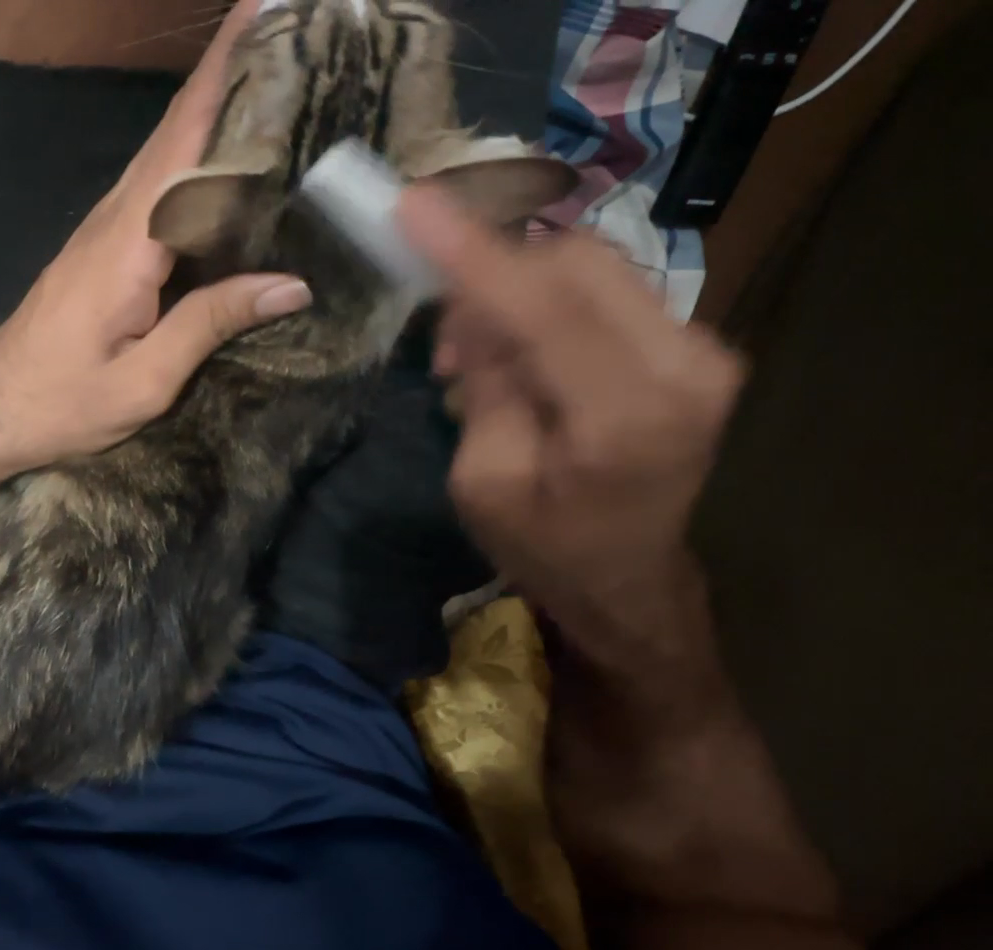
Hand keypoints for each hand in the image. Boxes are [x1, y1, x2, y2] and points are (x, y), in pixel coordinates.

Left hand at [0, 0, 311, 481]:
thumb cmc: (59, 406)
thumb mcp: (142, 383)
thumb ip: (209, 326)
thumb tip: (291, 283)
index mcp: (126, 246)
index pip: (182, 142)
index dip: (223, 74)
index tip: (263, 11)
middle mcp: (110, 224)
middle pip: (172, 135)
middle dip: (226, 76)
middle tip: (290, 38)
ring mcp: (98, 235)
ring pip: (160, 158)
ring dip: (208, 111)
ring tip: (271, 80)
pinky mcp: (96, 255)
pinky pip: (151, 191)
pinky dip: (188, 159)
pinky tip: (220, 161)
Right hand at [395, 188, 836, 914]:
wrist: (628, 583)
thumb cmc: (543, 547)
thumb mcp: (483, 481)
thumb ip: (486, 386)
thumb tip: (475, 313)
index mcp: (623, 415)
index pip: (540, 306)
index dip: (470, 253)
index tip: (410, 205)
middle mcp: (684, 365)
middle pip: (575, 264)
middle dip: (493, 273)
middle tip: (443, 338)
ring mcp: (701, 349)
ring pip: (590, 269)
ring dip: (517, 292)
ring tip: (473, 361)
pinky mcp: (694, 346)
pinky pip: (604, 294)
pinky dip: (547, 305)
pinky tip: (517, 357)